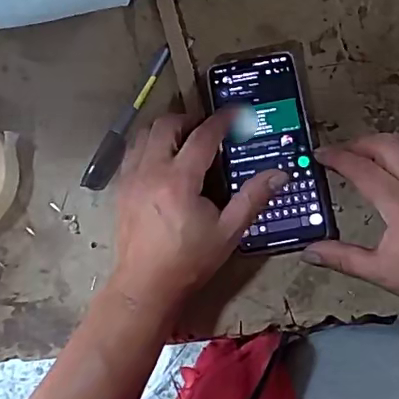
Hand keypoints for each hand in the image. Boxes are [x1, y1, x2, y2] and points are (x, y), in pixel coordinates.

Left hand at [105, 109, 287, 317]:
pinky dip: (148, 144)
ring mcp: (131, 178)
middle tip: (207, 128)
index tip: (234, 113)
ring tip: (184, 139)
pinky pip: (132, 152)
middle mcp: (151, 171)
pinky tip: (162, 159)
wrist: (146, 285)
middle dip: (189, 119)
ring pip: (144, 134)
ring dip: (166, 129)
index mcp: (179, 180)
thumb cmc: (188, 261)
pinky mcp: (121, 188)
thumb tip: (278, 175)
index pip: (203, 136)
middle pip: (167, 124)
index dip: (221, 120)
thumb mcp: (228, 232)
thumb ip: (252, 198)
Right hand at [305, 134, 398, 318]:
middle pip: (382, 145)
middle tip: (341, 152)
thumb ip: (342, 258)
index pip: (359, 167)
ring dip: (383, 141)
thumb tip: (309, 252)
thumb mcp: (381, 272)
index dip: (335, 157)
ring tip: (368, 149)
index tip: (321, 155)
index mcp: (398, 202)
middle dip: (357, 144)